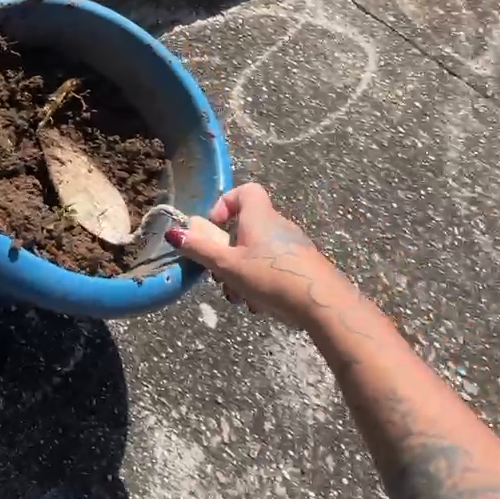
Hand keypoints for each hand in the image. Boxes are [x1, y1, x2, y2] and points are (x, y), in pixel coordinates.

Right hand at [166, 183, 357, 329]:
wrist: (326, 307)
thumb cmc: (271, 277)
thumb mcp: (227, 265)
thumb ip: (199, 249)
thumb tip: (174, 232)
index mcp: (260, 218)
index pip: (245, 191)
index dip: (225, 203)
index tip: (214, 227)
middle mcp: (279, 227)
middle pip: (246, 229)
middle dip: (227, 252)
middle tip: (219, 274)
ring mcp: (295, 248)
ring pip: (257, 252)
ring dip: (241, 272)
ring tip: (239, 298)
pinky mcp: (305, 268)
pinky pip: (274, 267)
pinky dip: (260, 281)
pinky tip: (259, 305)